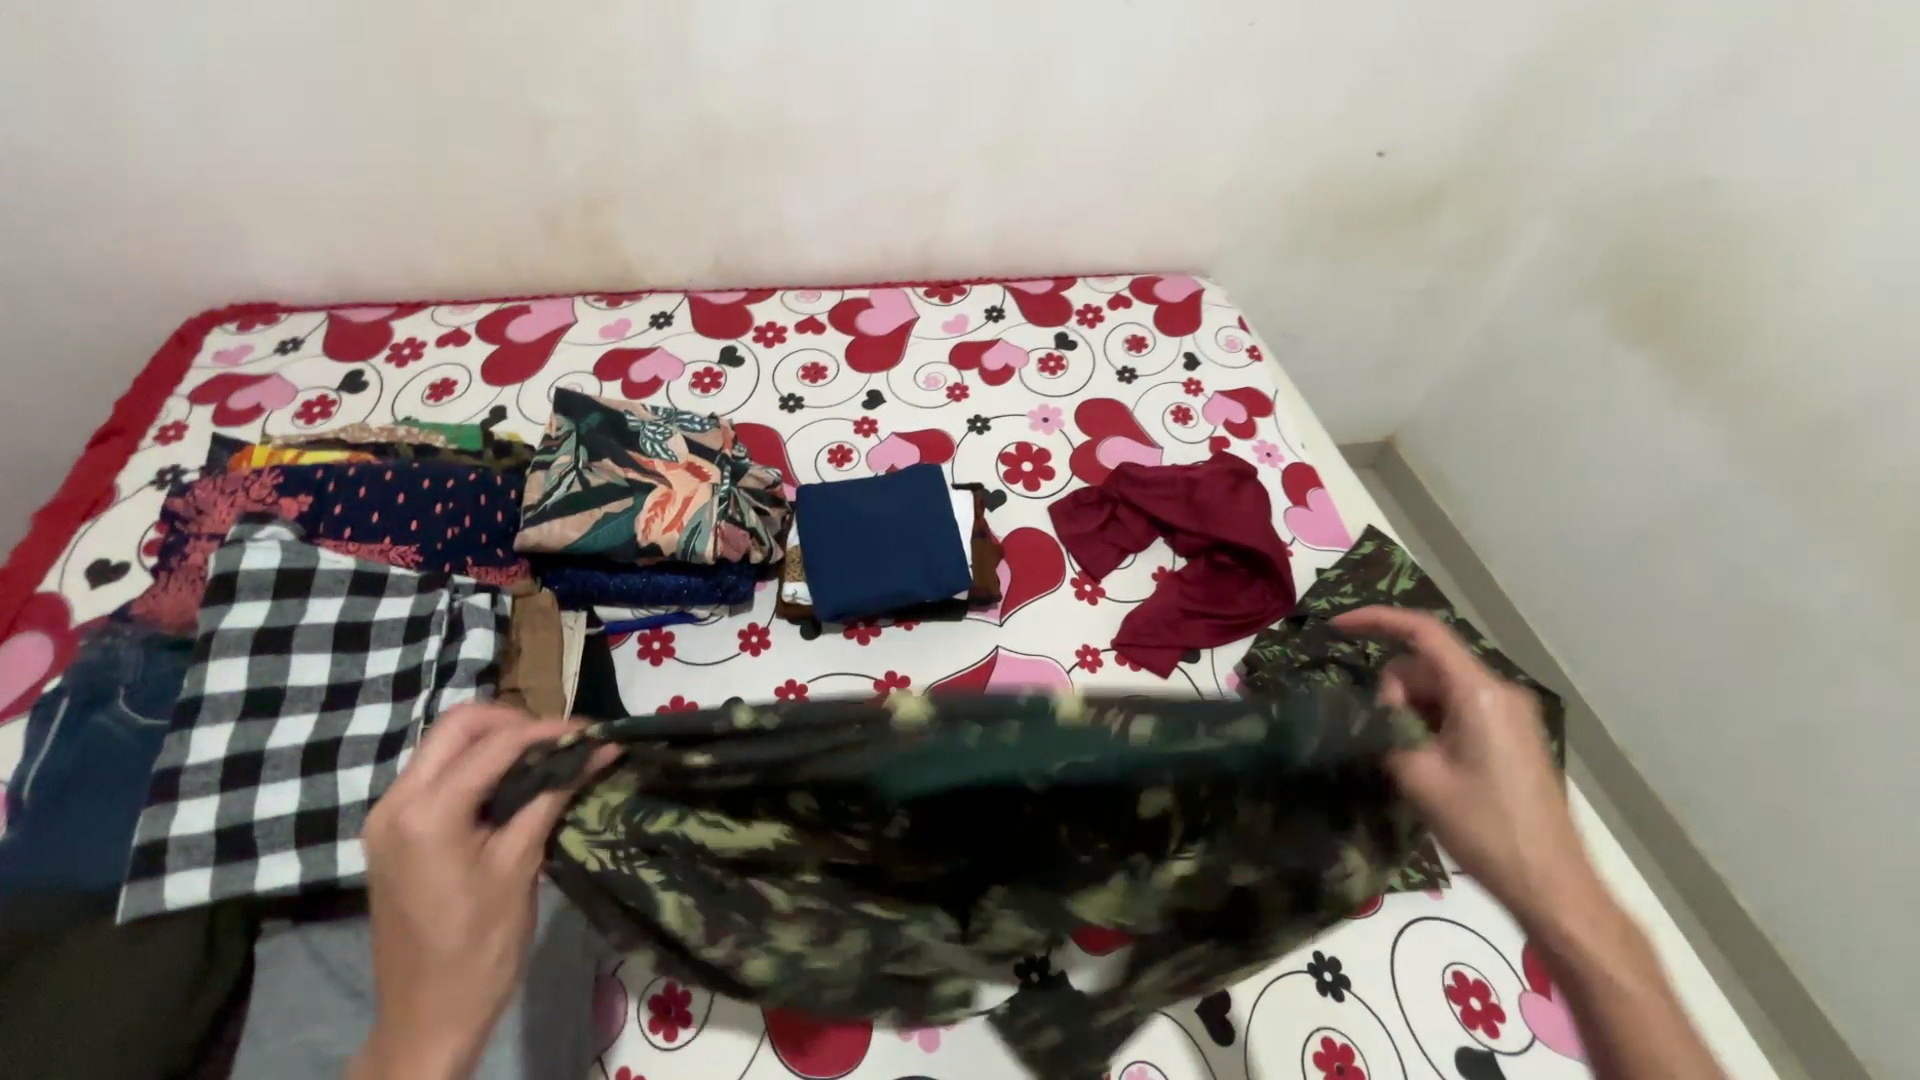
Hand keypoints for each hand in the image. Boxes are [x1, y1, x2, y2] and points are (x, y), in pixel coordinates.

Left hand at [349, 704, 599, 1079]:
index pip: (496, 744)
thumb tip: (601, 749)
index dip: (551, 730)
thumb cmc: (480, 946)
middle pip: (458, 725)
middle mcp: (395, 802)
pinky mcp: (394, 829)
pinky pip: (437, 771)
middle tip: (564, 742)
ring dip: (498, 739)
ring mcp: (388, 815)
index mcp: (426, 813)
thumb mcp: (521, 864)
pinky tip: (517, 781)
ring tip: (549, 758)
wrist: (426, 1014)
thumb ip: (554, 795)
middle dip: (517, 721)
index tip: (596, 732)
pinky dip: (479, 763)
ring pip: (445, 743)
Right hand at [1333, 606, 1598, 930]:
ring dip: (1411, 713)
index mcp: (1480, 693)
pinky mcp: (1511, 735)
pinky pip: (1457, 709)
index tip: (1336, 627)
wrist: (1551, 884)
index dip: (1376, 620)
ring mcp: (1510, 713)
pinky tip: (1427, 764)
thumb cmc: (1483, 828)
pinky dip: (1431, 724)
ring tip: (1407, 762)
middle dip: (1394, 692)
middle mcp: (1500, 692)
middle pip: (1426, 666)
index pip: (1423, 632)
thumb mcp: (1417, 775)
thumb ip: (1388, 727)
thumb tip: (1378, 710)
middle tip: (1385, 741)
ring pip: (1439, 689)